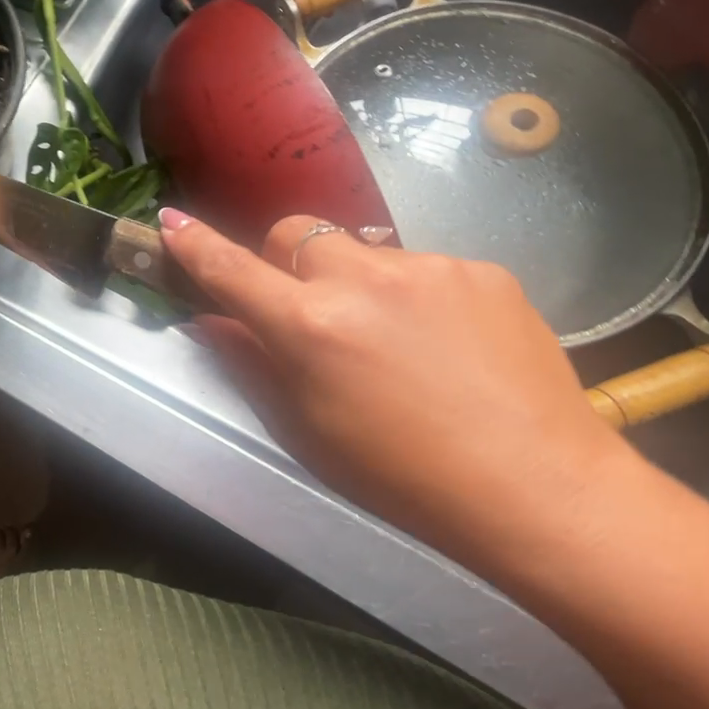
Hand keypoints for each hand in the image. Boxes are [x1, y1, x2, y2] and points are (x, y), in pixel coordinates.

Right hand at [159, 209, 635, 548]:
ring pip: (362, 252)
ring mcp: (428, 268)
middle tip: (310, 313)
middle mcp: (361, 280)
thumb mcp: (305, 430)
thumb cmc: (399, 476)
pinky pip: (421, 267)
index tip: (171, 219)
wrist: (537, 488)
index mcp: (309, 326)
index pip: (231, 270)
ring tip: (394, 341)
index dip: (195, 245)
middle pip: (296, 235)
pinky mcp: (481, 270)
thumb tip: (212, 321)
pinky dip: (412, 295)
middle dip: (287, 263)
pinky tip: (445, 345)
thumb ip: (251, 364)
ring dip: (355, 282)